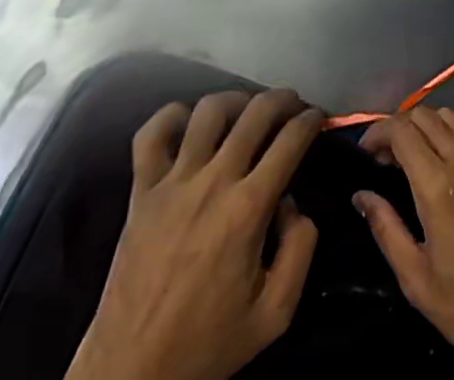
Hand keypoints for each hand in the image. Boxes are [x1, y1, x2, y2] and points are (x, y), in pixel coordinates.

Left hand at [66, 90, 322, 379]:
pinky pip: (150, 134)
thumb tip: (292, 203)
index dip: (308, 121)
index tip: (317, 116)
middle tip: (292, 101)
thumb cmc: (209, 340)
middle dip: (279, 99)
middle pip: (252, 115)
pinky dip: (170, 115)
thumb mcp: (276, 312)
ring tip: (247, 105)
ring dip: (233, 99)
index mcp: (247, 209)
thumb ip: (298, 249)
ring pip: (205, 113)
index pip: (287, 143)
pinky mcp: (141, 188)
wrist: (136, 362)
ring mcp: (171, 180)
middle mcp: (211, 181)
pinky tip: (188, 118)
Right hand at [354, 108, 453, 379]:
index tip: (366, 155)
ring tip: (414, 155)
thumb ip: (385, 228)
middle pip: (422, 116)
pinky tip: (450, 153)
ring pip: (449, 115)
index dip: (376, 133)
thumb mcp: (416, 279)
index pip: (400, 130)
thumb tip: (360, 195)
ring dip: (425, 126)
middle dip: (397, 129)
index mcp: (438, 187)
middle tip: (386, 159)